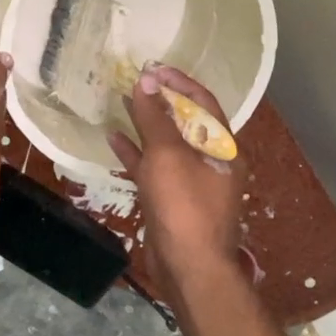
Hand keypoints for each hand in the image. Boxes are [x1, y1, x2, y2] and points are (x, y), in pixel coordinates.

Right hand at [109, 64, 248, 288]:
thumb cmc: (184, 205)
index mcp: (221, 146)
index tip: (151, 69)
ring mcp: (190, 180)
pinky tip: (113, 137)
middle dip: (160, 99)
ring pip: (166, 142)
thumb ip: (155, 117)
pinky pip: (152, 166)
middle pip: (185, 120)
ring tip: (120, 100)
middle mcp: (209, 159)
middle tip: (132, 80)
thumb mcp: (168, 155)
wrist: (189, 267)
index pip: (203, 101)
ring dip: (145, 121)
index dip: (179, 82)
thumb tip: (146, 81)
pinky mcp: (171, 197)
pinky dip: (134, 151)